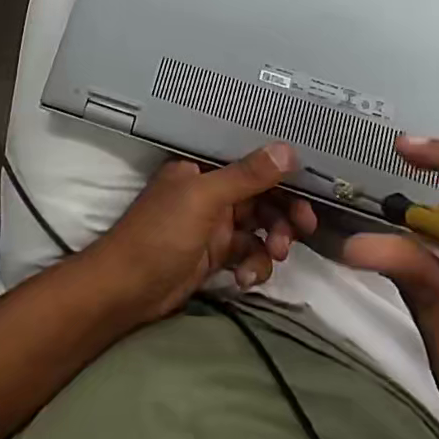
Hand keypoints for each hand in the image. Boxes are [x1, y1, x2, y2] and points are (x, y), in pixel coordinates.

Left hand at [79, 142, 317, 325]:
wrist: (129, 288)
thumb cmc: (160, 233)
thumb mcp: (204, 199)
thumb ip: (246, 176)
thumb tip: (287, 149)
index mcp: (201, 169)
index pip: (250, 163)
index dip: (281, 176)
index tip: (309, 192)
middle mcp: (209, 192)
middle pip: (261, 195)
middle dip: (283, 213)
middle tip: (303, 229)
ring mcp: (213, 225)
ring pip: (259, 226)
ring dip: (272, 241)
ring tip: (274, 254)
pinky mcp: (216, 255)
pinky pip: (249, 254)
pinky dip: (254, 265)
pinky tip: (244, 279)